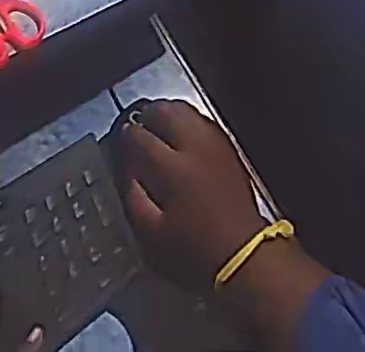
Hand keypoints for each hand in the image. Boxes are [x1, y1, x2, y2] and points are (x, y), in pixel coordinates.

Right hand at [119, 101, 266, 291]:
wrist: (243, 256)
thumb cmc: (193, 251)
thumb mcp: (151, 236)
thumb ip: (133, 198)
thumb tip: (126, 170)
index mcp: (171, 168)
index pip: (138, 137)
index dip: (125, 138)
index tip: (121, 146)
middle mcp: (192, 146)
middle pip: (162, 111)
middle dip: (144, 116)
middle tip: (136, 129)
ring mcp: (213, 142)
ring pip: (183, 109)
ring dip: (165, 113)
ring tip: (156, 127)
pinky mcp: (227, 145)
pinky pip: (200, 119)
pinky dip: (185, 119)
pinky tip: (180, 134)